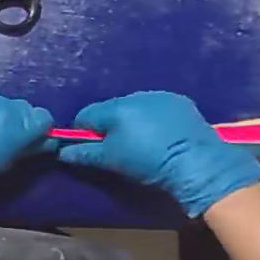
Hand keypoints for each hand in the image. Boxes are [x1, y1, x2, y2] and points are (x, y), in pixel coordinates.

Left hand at [0, 89, 55, 196]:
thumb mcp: (10, 162)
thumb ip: (31, 148)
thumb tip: (48, 141)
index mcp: (21, 122)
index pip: (43, 118)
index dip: (38, 129)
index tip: (30, 139)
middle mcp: (6, 104)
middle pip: (21, 108)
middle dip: (16, 119)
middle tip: (4, 136)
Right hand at [58, 92, 259, 216]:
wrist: (198, 163)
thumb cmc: (148, 163)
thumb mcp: (111, 161)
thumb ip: (84, 153)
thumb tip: (61, 152)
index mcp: (115, 108)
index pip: (85, 115)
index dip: (82, 131)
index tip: (90, 147)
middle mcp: (135, 96)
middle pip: (110, 109)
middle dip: (109, 125)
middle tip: (117, 147)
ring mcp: (160, 96)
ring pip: (133, 106)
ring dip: (132, 120)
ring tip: (141, 141)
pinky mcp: (180, 102)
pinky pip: (157, 107)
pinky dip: (153, 118)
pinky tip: (160, 134)